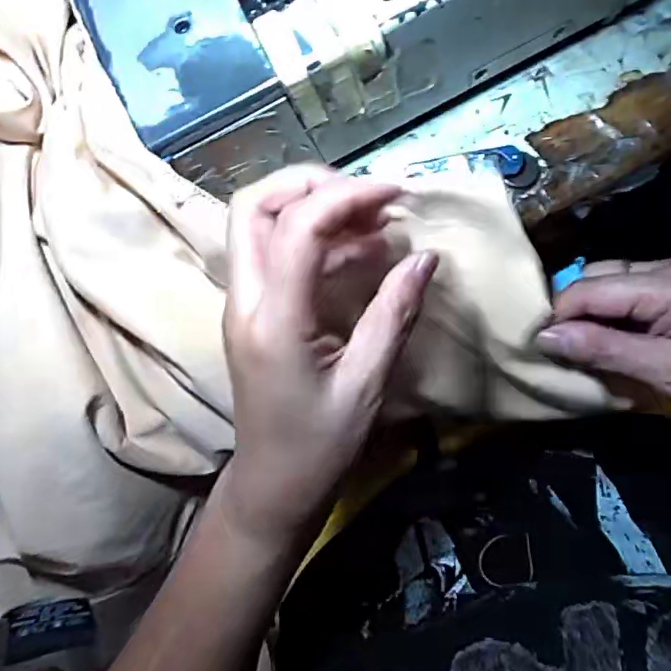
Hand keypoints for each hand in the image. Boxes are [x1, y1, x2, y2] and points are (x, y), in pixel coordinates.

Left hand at [219, 166, 436, 546]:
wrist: (272, 486)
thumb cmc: (319, 445)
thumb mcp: (366, 384)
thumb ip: (394, 314)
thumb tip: (425, 258)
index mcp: (273, 320)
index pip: (297, 228)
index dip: (347, 197)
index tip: (396, 194)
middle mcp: (246, 300)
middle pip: (255, 205)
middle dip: (313, 184)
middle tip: (370, 197)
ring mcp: (245, 301)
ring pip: (261, 221)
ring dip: (317, 206)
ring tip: (377, 219)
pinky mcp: (256, 307)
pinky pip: (278, 250)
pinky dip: (318, 236)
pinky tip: (363, 250)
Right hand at [536, 259, 670, 451]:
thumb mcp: (665, 373)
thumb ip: (604, 349)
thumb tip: (546, 336)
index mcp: (668, 282)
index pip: (591, 288)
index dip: (559, 316)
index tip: (538, 348)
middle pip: (600, 276)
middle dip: (575, 310)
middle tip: (561, 350)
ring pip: (615, 283)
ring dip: (595, 313)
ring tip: (582, 349)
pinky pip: (635, 294)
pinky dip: (617, 315)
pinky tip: (614, 342)